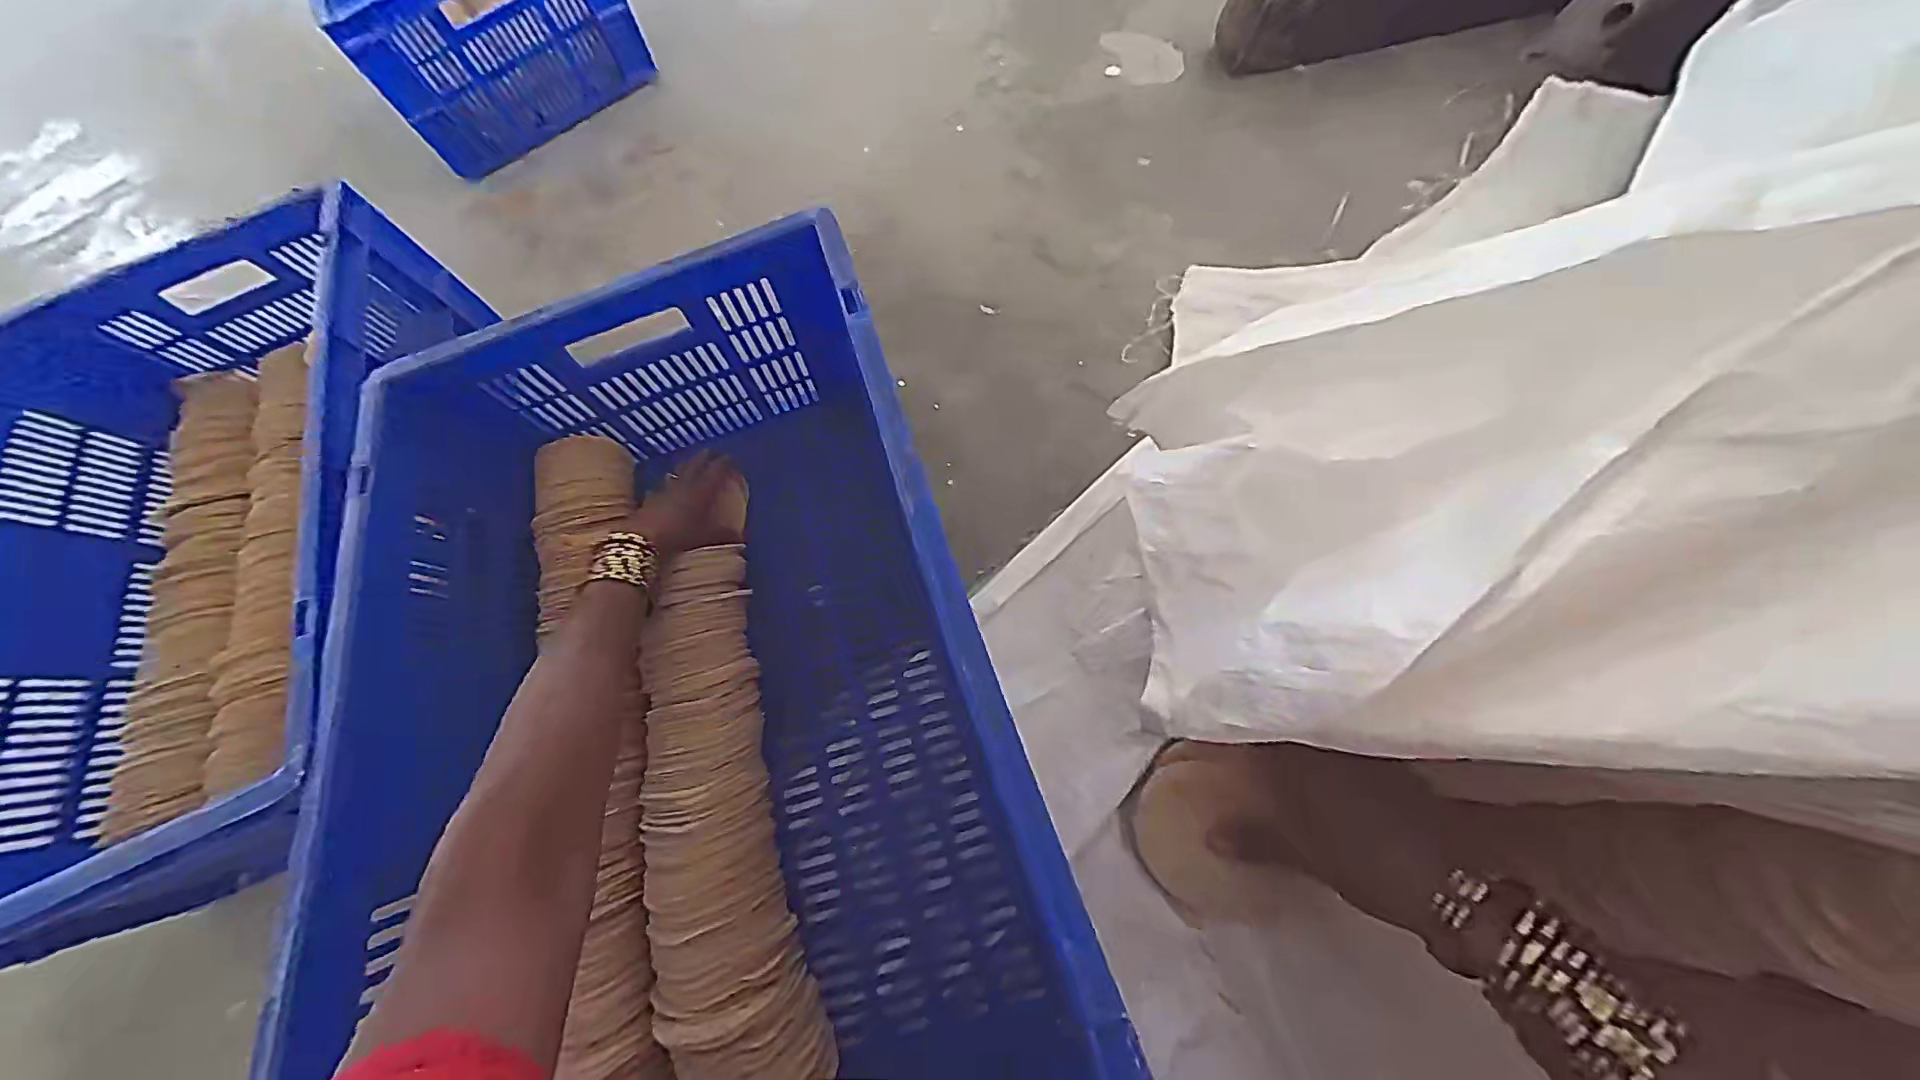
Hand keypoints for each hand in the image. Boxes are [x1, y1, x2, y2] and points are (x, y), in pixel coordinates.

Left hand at [622, 451, 744, 555]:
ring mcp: (665, 491)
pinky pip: (665, 485)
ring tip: (693, 463)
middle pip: (695, 465)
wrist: (641, 541)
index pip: (716, 471)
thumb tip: (738, 536)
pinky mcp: (650, 500)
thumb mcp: (706, 538)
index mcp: (701, 492)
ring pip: (679, 472)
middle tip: (713, 452)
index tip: (733, 458)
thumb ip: (723, 535)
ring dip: (687, 466)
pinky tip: (670, 484)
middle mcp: (684, 486)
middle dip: (705, 457)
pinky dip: (672, 482)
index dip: (725, 463)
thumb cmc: (678, 537)